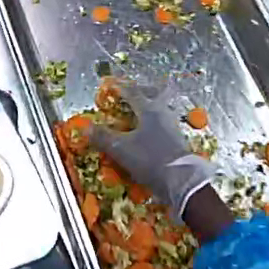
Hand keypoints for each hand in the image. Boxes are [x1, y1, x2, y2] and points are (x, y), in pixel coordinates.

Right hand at [90, 91, 213, 216]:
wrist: (182, 181)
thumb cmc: (150, 159)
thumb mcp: (121, 149)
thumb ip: (103, 137)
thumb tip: (86, 127)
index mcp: (148, 109)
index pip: (133, 92)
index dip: (121, 88)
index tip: (112, 86)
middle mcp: (162, 113)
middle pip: (153, 94)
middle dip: (143, 90)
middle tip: (133, 91)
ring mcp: (172, 126)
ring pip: (161, 108)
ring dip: (150, 106)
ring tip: (139, 111)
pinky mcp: (178, 139)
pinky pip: (164, 122)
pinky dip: (155, 121)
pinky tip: (150, 132)